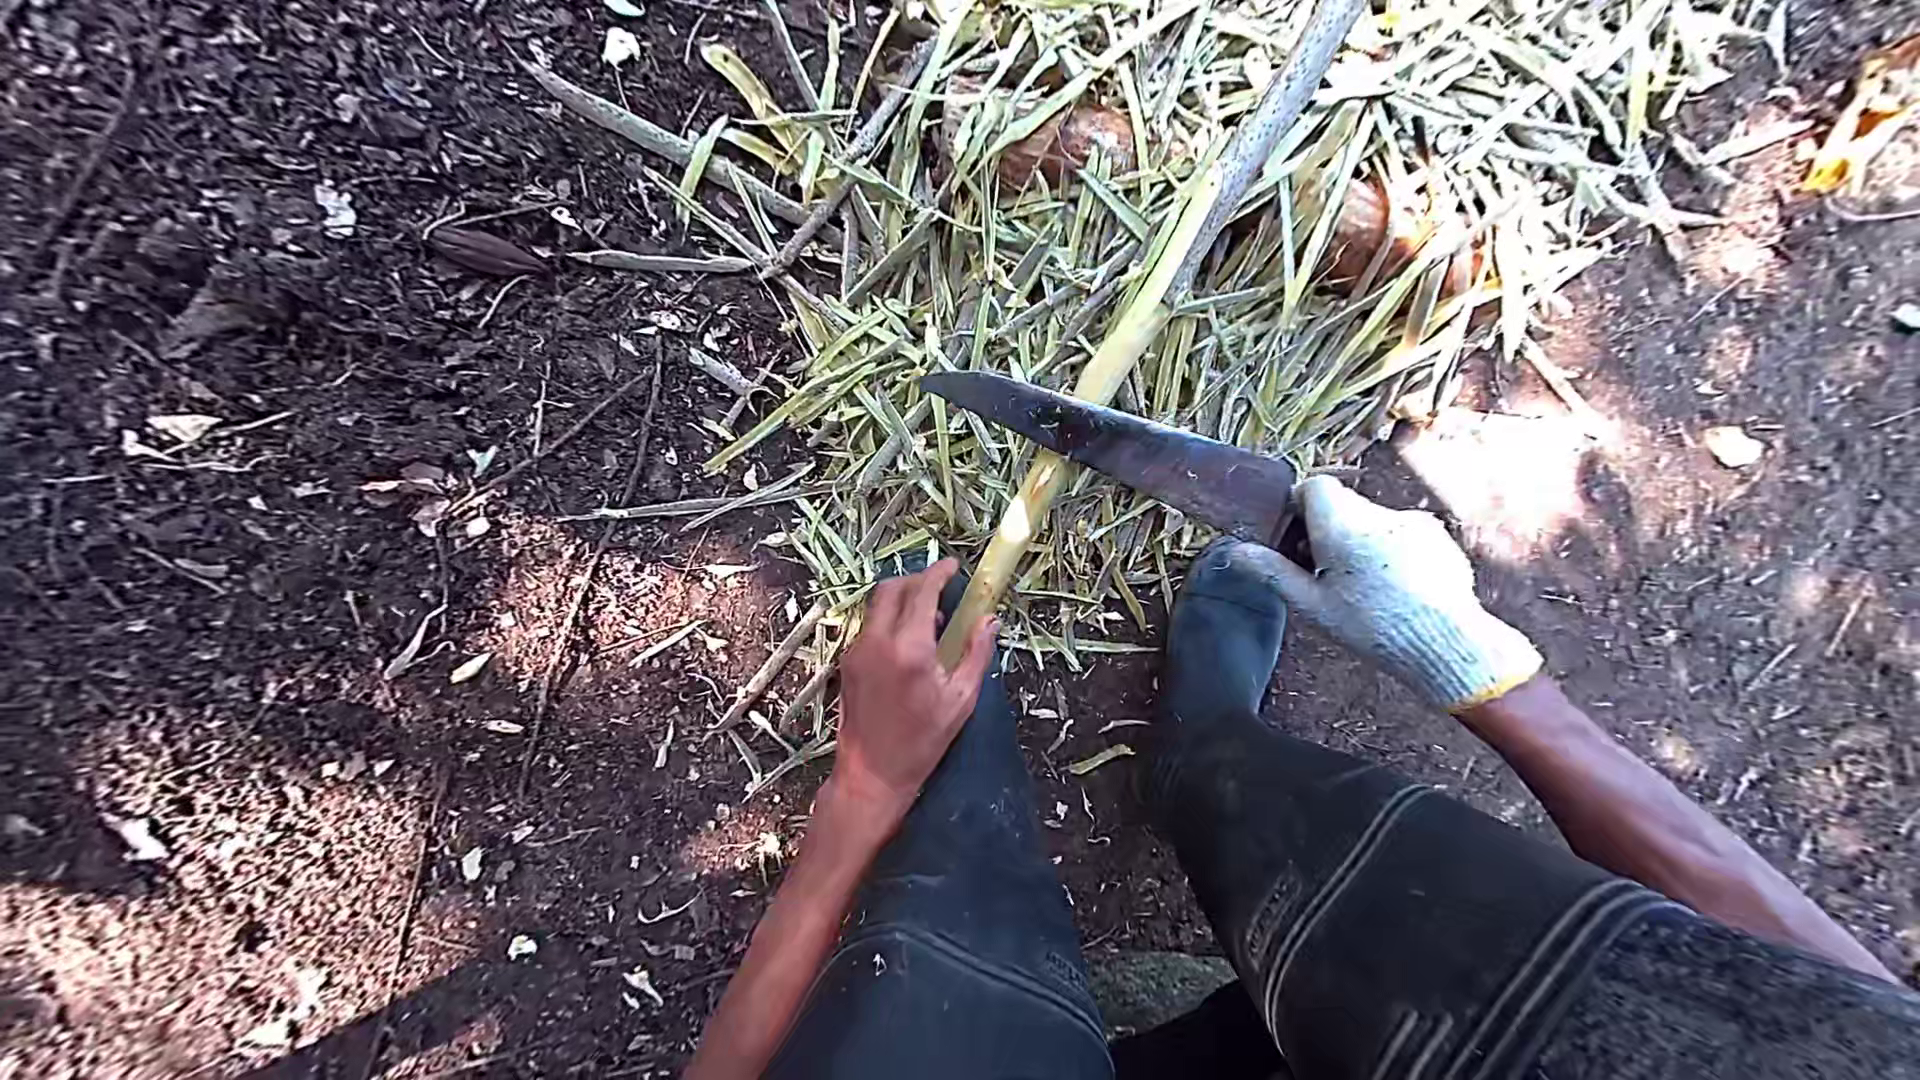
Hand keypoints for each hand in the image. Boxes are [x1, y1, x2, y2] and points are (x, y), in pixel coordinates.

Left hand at [828, 559, 997, 824]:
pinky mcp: (848, 661)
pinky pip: (871, 625)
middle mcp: (877, 641)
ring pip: (878, 604)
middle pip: (893, 587)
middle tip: (941, 588)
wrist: (871, 773)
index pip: (922, 592)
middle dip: (918, 579)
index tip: (953, 566)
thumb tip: (989, 620)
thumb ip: (976, 653)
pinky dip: (891, 619)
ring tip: (930, 618)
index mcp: (909, 648)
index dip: (939, 572)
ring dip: (903, 598)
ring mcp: (857, 650)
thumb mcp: (960, 700)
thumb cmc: (922, 742)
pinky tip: (910, 642)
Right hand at [1226, 476, 1541, 710]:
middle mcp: (1379, 515)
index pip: (1313, 485)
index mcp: (1343, 525)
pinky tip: (1387, 588)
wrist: (1449, 647)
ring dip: (1354, 540)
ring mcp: (1413, 525)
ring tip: (1355, 584)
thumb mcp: (1310, 603)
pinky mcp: (1438, 539)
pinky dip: (1384, 550)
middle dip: (1322, 529)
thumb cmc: (1372, 627)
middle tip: (1317, 569)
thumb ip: (1270, 570)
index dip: (1297, 506)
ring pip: (1368, 520)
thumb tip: (1235, 552)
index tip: (1292, 537)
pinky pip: (1397, 533)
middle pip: (1339, 504)